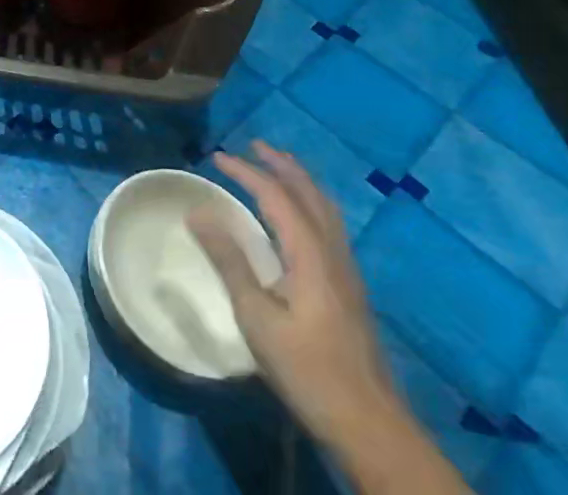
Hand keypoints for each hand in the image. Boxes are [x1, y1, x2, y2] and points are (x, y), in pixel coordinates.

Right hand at [189, 142, 404, 449]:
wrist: (369, 422)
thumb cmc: (306, 368)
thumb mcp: (256, 315)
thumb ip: (229, 260)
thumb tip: (199, 212)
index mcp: (311, 256)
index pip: (277, 197)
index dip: (247, 172)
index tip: (216, 156)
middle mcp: (334, 255)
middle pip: (312, 196)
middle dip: (283, 166)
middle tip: (255, 146)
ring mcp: (347, 272)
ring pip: (326, 211)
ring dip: (300, 183)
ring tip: (276, 169)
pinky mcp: (349, 289)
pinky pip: (328, 228)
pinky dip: (308, 205)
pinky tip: (296, 219)